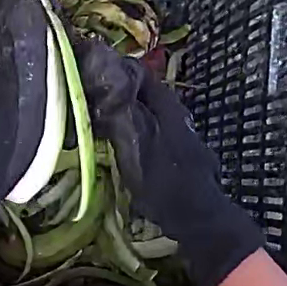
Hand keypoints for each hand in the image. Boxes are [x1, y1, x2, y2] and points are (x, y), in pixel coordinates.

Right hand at [80, 42, 262, 285]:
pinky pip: (151, 126)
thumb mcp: (136, 146)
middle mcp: (176, 113)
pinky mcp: (180, 150)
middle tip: (87, 91)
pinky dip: (133, 124)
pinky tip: (119, 137)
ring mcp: (181, 133)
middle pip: (143, 90)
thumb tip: (105, 78)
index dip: (114, 67)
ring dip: (125, 106)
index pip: (138, 73)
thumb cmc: (165, 183)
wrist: (199, 218)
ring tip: (98, 112)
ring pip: (148, 109)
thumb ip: (121, 112)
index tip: (88, 68)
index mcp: (166, 107)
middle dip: (117, 86)